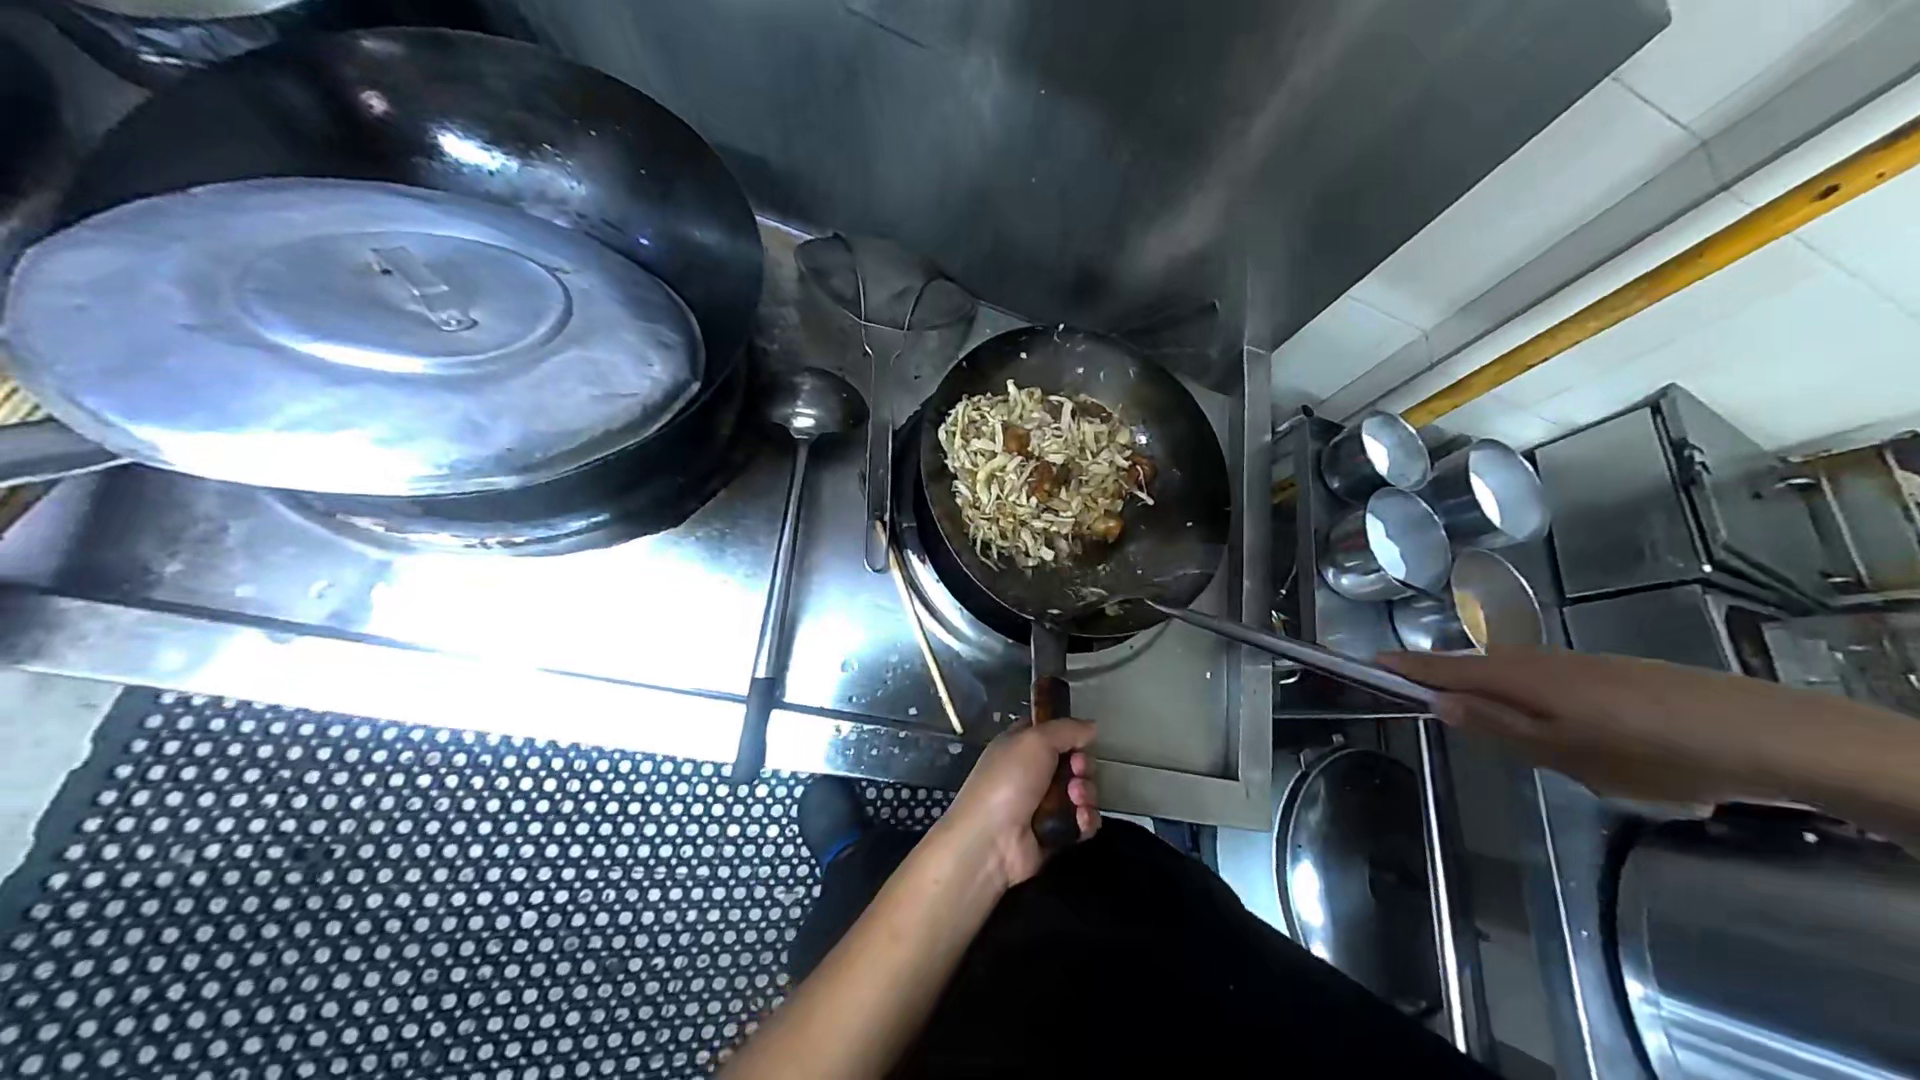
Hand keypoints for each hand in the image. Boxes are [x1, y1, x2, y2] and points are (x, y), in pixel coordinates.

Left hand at [928, 720, 1098, 889]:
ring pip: (1081, 791)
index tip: (1079, 739)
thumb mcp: (1034, 740)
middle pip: (1073, 761)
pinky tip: (1079, 820)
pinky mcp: (1055, 832)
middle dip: (1082, 766)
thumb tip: (1091, 727)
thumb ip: (1066, 729)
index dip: (1069, 734)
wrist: (991, 841)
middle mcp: (1031, 772)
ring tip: (1075, 799)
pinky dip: (1085, 820)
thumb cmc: (1008, 781)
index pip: (1051, 732)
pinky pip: (1082, 821)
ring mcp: (1044, 803)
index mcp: (1020, 745)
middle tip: (1076, 771)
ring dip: (1085, 793)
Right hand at [1381, 646, 1916, 807]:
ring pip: (1510, 671)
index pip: (1446, 670)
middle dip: (1436, 673)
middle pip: (1473, 666)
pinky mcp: (1610, 673)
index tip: (1367, 661)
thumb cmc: (1652, 752)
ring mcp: (1578, 664)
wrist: (1766, 734)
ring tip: (1462, 703)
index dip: (1405, 667)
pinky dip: (1518, 687)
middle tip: (1403, 684)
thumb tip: (1438, 703)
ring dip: (1478, 682)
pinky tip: (1535, 711)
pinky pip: (1542, 675)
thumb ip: (1498, 727)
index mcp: (1521, 680)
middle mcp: (1541, 661)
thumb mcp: (1564, 753)